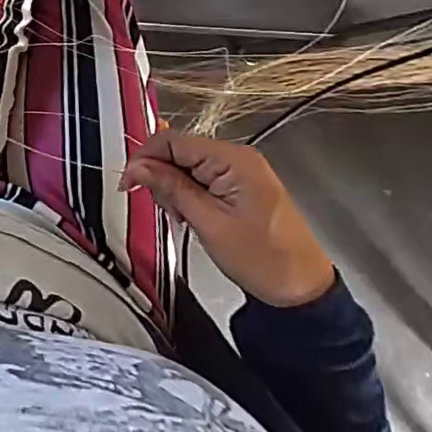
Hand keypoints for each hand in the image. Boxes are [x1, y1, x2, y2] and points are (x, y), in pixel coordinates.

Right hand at [120, 130, 335, 306]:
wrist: (301, 290)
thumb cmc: (264, 259)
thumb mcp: (208, 222)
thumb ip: (170, 187)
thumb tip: (138, 167)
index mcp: (234, 160)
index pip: (171, 141)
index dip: (144, 159)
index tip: (129, 182)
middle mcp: (238, 158)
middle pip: (176, 151)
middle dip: (160, 176)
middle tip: (165, 207)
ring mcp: (239, 170)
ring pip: (183, 165)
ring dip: (172, 188)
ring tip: (183, 215)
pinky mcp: (238, 183)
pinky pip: (197, 177)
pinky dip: (186, 193)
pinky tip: (191, 214)